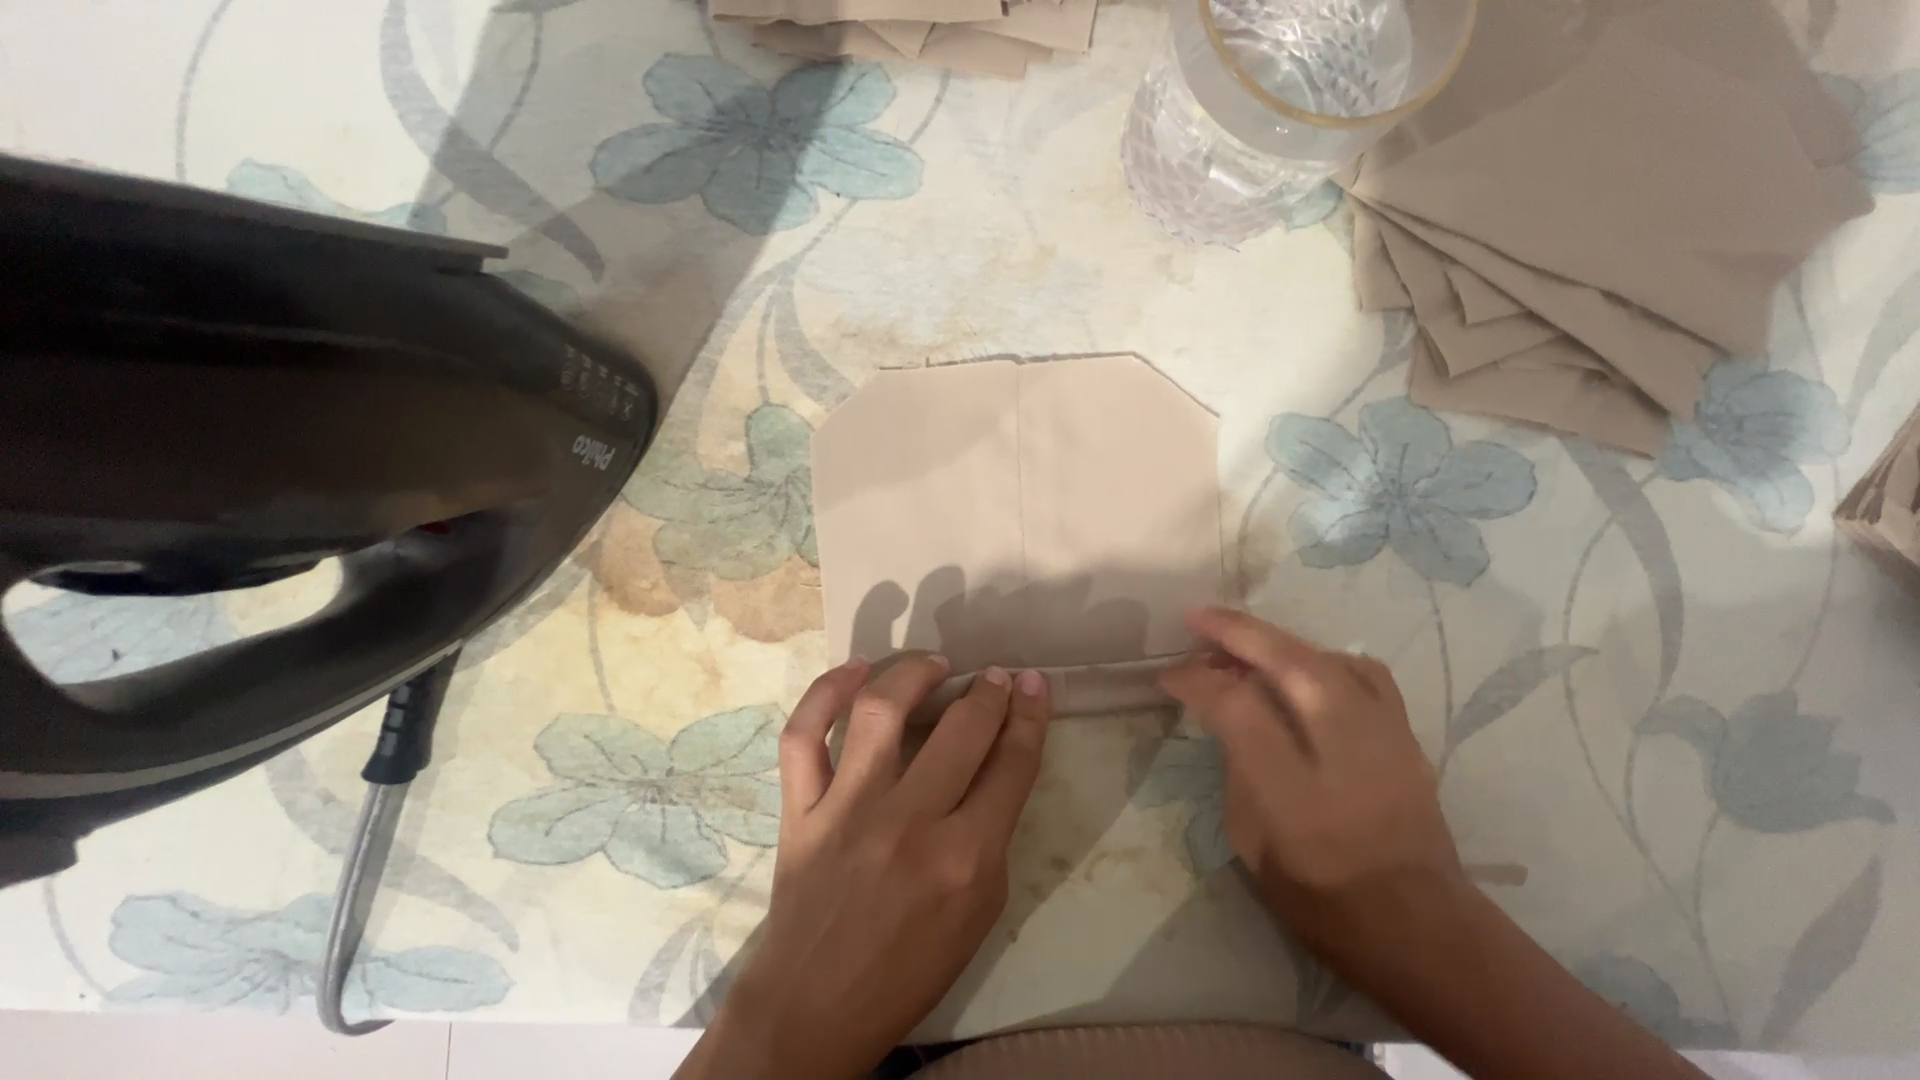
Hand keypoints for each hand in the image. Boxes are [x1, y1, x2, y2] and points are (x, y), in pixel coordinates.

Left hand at [677, 655, 1051, 1079]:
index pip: (1012, 765)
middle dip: (988, 692)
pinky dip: (825, 694)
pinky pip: (804, 736)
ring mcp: (847, 811)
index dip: (1030, 715)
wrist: (816, 1003)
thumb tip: (994, 765)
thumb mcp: (980, 912)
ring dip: (914, 674)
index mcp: (966, 859)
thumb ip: (992, 836)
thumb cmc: (909, 967)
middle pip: (961, 730)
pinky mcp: (800, 809)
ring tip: (934, 665)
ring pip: (881, 713)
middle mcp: (909, 824)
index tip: (1032, 684)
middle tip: (994, 676)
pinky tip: (854, 671)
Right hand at [1163, 608, 1711, 1079]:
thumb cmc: (1320, 899)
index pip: (1238, 707)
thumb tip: (1230, 720)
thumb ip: (1238, 772)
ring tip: (1243, 639)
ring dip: (1278, 640)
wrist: (1419, 925)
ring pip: (1328, 658)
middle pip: (1290, 663)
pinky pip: (1364, 674)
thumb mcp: (1252, 845)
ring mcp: (1385, 738)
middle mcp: (1345, 751)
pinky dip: (1323, 658)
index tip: (1170, 676)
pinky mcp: (1408, 736)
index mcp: (1295, 791)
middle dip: (1238, 632)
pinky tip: (1303, 667)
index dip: (1197, 681)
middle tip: (1197, 617)